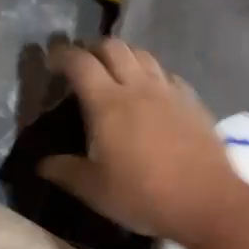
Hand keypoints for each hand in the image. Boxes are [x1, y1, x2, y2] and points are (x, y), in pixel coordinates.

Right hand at [38, 39, 248, 238]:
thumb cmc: (144, 194)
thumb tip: (41, 164)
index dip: (62, 55)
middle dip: (92, 48)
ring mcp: (168, 90)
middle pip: (112, 47)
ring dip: (123, 55)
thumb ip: (65, 172)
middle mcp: (137, 86)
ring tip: (115, 70)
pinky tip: (151, 91)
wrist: (207, 201)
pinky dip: (152, 73)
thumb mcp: (95, 190)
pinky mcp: (191, 100)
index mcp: (107, 102)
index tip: (51, 59)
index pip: (80, 62)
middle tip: (83, 63)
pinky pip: (167, 73)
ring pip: (142, 54)